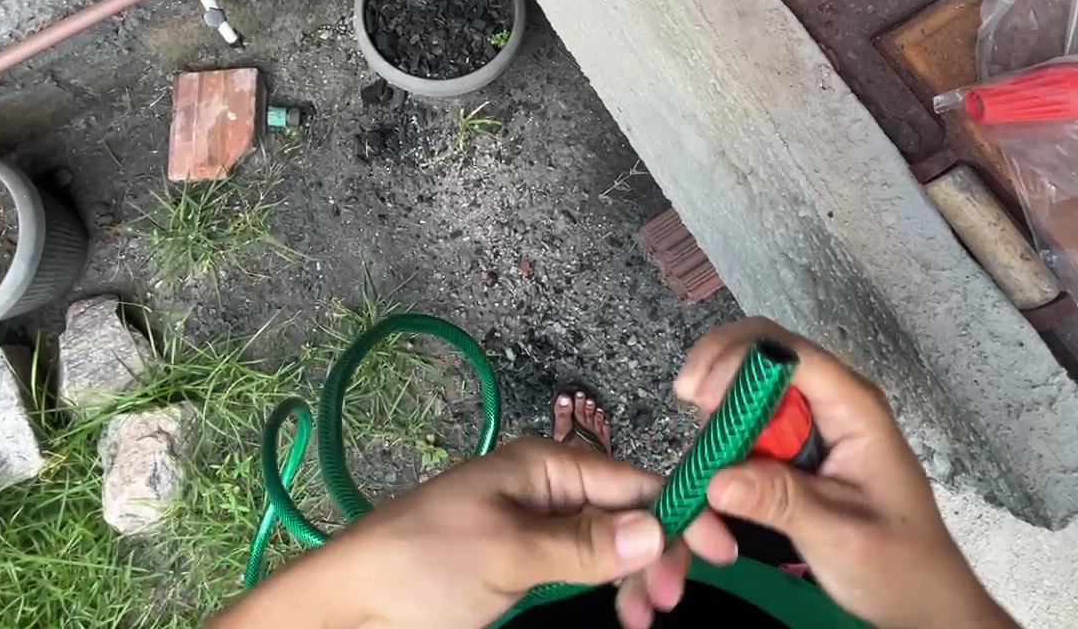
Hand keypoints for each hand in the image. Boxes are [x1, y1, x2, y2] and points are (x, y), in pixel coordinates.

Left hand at [213, 437, 674, 628]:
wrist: (353, 599)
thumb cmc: (428, 562)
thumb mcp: (509, 553)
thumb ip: (584, 544)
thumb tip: (658, 529)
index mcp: (543, 463)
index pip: (628, 479)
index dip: (678, 508)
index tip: (723, 549)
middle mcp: (546, 484)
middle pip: (624, 509)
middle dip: (657, 548)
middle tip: (670, 604)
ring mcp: (536, 522)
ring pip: (608, 539)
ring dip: (636, 572)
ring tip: (648, 617)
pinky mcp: (526, 558)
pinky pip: (583, 562)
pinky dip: (609, 585)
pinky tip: (624, 610)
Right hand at [618, 318, 1016, 628]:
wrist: (925, 601)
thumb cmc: (898, 566)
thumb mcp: (839, 537)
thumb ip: (781, 502)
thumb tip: (715, 479)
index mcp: (854, 406)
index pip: (790, 353)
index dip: (740, 361)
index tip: (701, 399)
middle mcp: (832, 395)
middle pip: (766, 344)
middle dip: (719, 360)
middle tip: (686, 397)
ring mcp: (815, 412)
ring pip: (754, 370)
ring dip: (718, 387)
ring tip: (696, 426)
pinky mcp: (799, 434)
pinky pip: (754, 406)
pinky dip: (725, 416)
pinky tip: (711, 442)